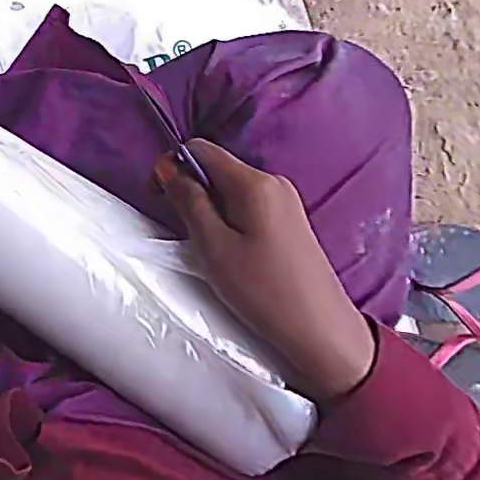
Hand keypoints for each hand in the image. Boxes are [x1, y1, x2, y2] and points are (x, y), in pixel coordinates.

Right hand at [156, 139, 376, 402]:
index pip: (199, 149)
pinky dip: (226, 215)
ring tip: (205, 243)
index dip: (171, 166)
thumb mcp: (212, 245)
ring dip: (207, 205)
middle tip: (181, 228)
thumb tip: (166, 165)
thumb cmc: (261, 290)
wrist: (321, 331)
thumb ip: (188, 199)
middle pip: (215, 166)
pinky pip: (245, 202)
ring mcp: (285, 199)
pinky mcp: (289, 218)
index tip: (158, 198)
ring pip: (228, 186)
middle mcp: (273, 180)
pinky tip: (228, 247)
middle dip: (189, 187)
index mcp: (254, 182)